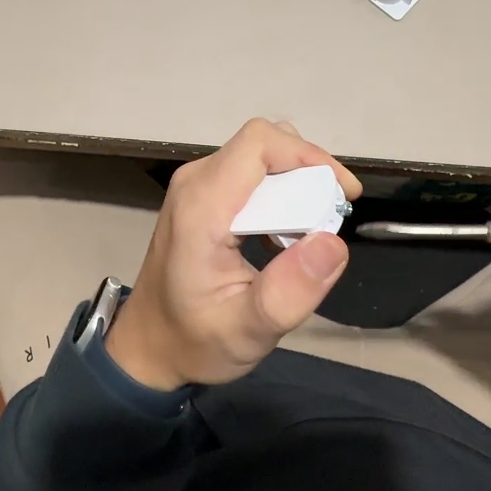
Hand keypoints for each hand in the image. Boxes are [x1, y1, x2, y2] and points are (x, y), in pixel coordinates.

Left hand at [105, 119, 360, 390]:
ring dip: (297, 182)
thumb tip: (333, 243)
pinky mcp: (202, 194)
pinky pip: (250, 172)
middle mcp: (196, 182)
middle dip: (309, 173)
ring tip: (316, 228)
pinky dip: (280, 191)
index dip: (308, 156)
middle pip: (263, 145)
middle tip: (333, 218)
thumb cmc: (194, 341)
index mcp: (202, 206)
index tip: (343, 194)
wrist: (147, 347)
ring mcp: (196, 185)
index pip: (259, 144)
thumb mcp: (247, 333)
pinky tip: (289, 233)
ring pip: (260, 155)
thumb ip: (289, 292)